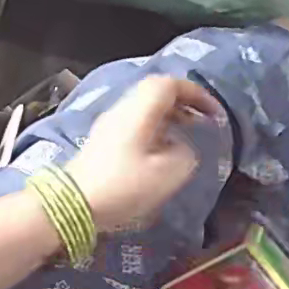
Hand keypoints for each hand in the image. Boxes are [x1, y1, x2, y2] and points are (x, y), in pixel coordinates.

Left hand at [64, 75, 222, 231]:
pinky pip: (134, 126)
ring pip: (144, 110)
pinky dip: (154, 131)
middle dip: (184, 104)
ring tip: (187, 137)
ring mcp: (109, 126)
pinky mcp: (102, 143)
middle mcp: (121, 111)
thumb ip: (186, 154)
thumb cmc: (122, 186)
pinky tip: (162, 153)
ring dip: (169, 119)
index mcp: (138, 110)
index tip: (214, 114)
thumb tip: (184, 147)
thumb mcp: (167, 173)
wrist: (73, 204)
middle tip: (203, 123)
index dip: (196, 94)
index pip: (169, 84)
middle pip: (155, 93)